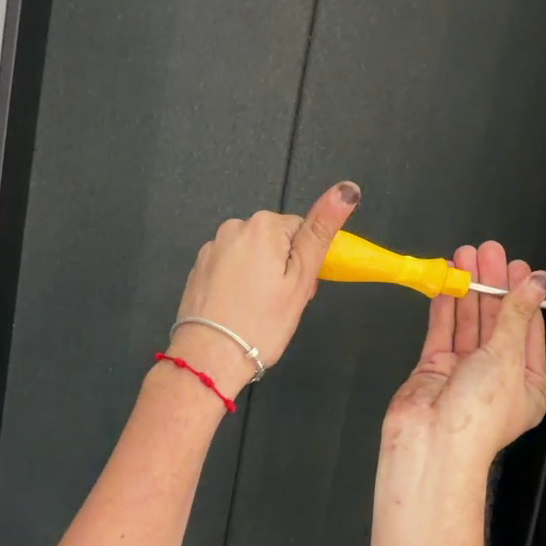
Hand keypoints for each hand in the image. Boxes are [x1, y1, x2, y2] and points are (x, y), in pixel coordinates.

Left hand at [167, 181, 360, 396]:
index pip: (300, 231)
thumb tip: (346, 188)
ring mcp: (212, 248)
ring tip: (258, 311)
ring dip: (259, 277)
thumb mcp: (300, 279)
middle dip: (281, 269)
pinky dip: (237, 286)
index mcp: (263, 225)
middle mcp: (233, 228)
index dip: (305, 263)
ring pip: (250, 257)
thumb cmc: (262, 323)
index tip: (299, 291)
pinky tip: (238, 310)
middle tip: (280, 306)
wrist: (209, 357)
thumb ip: (321, 231)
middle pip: (273, 242)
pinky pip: (229, 270)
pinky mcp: (198, 269)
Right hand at [383, 241, 545, 474]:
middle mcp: (495, 377)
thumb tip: (537, 282)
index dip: (522, 295)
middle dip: (493, 286)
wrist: (432, 443)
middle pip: (496, 322)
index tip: (517, 265)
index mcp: (526, 383)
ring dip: (467, 290)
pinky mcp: (433, 369)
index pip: (527, 329)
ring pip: (468, 323)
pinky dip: (444, 307)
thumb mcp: (508, 357)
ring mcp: (462, 373)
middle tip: (487, 251)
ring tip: (464, 256)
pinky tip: (446, 282)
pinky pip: (441, 332)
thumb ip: (516, 314)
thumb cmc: (480, 412)